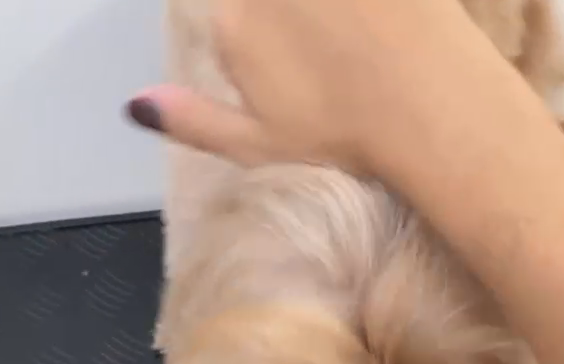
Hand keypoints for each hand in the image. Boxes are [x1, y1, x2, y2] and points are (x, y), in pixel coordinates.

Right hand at [127, 0, 535, 176]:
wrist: (428, 108)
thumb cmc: (345, 137)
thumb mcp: (260, 148)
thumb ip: (195, 122)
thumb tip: (134, 105)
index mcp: (233, 24)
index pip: (229, 15)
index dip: (252, 37)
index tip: (286, 64)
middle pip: (262, 7)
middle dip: (292, 28)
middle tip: (321, 56)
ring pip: (307, 5)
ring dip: (318, 21)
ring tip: (340, 44)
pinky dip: (356, 8)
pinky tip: (366, 24)